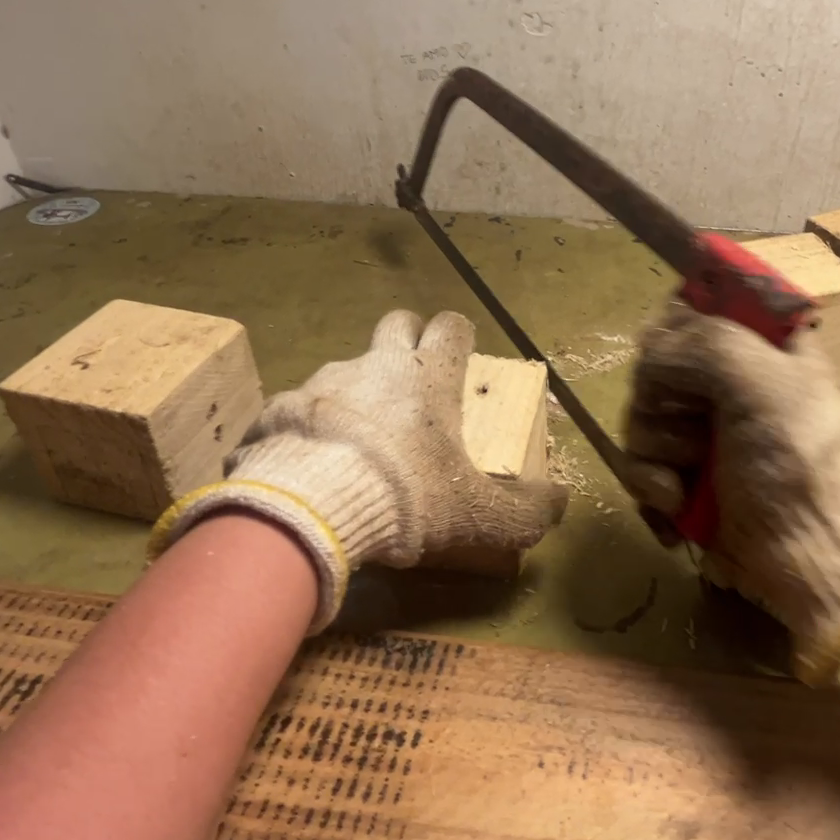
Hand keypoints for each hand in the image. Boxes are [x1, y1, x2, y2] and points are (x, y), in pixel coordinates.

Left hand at [151, 310, 566, 629]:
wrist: (311, 507)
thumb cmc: (408, 496)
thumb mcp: (480, 515)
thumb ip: (526, 511)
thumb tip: (560, 502)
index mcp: (429, 375)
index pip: (451, 326)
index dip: (458, 336)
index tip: (461, 357)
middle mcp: (377, 364)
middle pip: (397, 323)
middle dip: (407, 340)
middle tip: (414, 382)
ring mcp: (323, 381)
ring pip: (347, 368)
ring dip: (358, 392)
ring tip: (359, 443)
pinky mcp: (279, 409)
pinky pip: (300, 410)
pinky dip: (311, 430)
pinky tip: (313, 469)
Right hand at [623, 302, 839, 683]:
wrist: (812, 561)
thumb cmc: (798, 465)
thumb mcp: (763, 383)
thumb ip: (704, 343)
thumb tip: (649, 353)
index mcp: (763, 347)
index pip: (702, 306)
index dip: (677, 328)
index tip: (674, 357)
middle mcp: (731, 384)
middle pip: (655, 366)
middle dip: (659, 407)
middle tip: (690, 438)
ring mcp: (706, 435)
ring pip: (641, 419)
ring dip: (653, 458)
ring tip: (682, 490)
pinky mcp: (688, 480)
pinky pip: (641, 467)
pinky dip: (651, 493)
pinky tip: (675, 515)